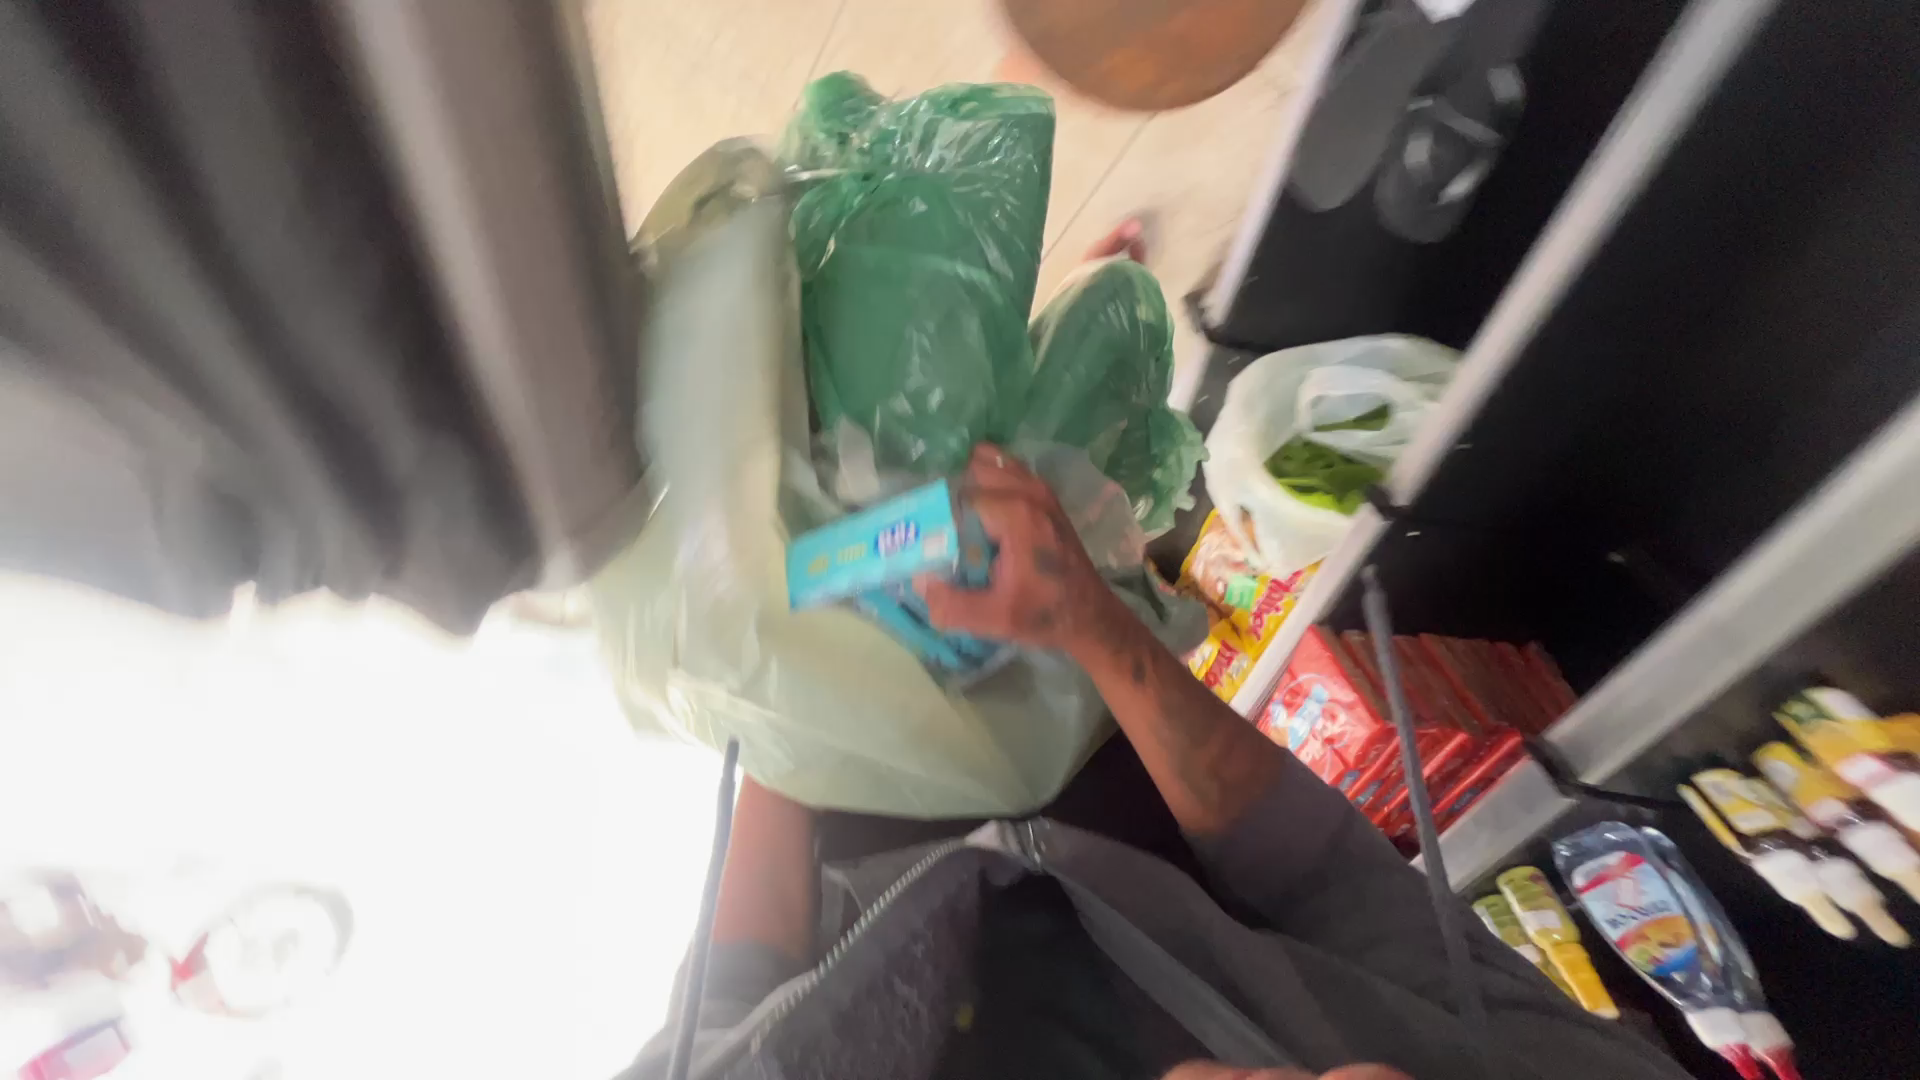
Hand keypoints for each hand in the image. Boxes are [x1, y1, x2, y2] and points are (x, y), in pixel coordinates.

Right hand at [918, 444, 1124, 654]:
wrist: (1091, 616)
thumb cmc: (1044, 615)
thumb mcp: (995, 619)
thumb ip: (951, 604)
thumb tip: (918, 580)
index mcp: (1016, 515)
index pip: (960, 497)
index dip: (942, 518)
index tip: (936, 545)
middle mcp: (1030, 492)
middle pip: (974, 471)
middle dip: (955, 495)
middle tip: (947, 531)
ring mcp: (1042, 490)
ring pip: (992, 464)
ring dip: (973, 484)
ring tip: (963, 521)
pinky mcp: (1047, 496)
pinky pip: (1009, 471)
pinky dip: (991, 481)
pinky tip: (983, 514)